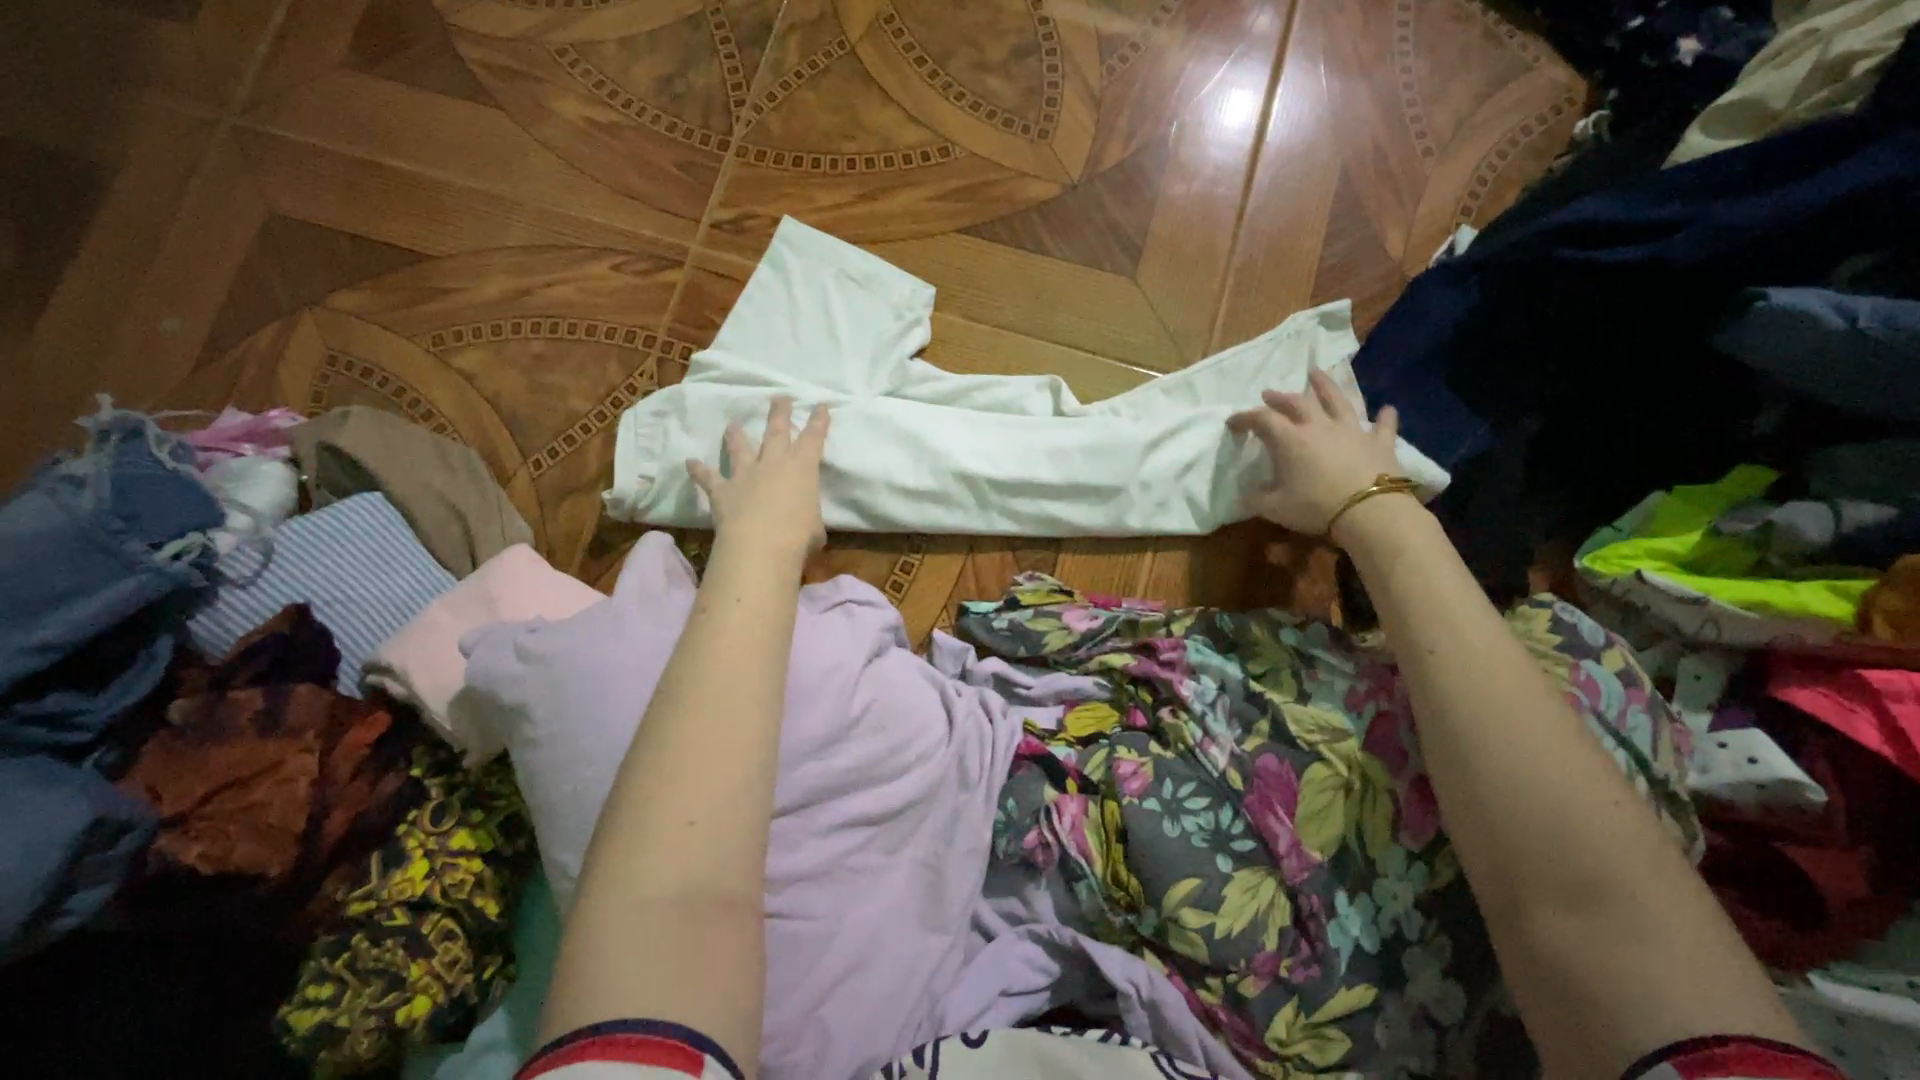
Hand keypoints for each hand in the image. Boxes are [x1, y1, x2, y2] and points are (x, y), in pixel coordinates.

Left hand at [687, 397, 830, 561]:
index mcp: (803, 469)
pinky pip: (707, 477)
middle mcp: (774, 463)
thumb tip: (805, 522)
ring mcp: (745, 474)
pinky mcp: (722, 489)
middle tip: (780, 398)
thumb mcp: (816, 527)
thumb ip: (809, 517)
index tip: (820, 406)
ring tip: (732, 424)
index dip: (818, 421)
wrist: (759, 546)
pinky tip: (690, 462)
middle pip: (777, 431)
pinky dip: (698, 470)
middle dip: (780, 413)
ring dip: (736, 435)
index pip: (814, 438)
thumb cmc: (798, 537)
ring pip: (740, 447)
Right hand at [1226, 369, 1403, 536]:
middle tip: (1269, 393)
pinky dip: (1385, 417)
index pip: (1262, 419)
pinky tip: (1388, 409)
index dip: (1244, 418)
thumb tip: (1244, 495)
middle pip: (1296, 403)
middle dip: (1279, 397)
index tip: (1232, 422)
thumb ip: (1256, 499)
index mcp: (1290, 440)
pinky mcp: (1378, 443)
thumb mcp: (1275, 508)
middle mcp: (1319, 427)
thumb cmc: (1316, 507)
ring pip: (1337, 401)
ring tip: (1317, 373)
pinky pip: (1382, 426)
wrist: (1369, 511)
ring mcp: (1351, 431)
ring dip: (1325, 386)